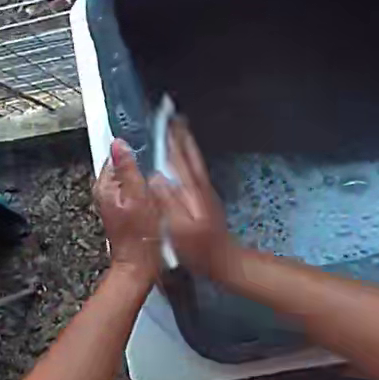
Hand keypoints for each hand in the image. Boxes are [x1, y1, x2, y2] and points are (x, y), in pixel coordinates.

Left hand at [93, 138, 160, 278]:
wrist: (140, 266)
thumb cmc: (139, 237)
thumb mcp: (137, 197)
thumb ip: (128, 169)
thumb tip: (119, 143)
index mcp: (105, 186)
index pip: (116, 155)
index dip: (134, 150)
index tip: (151, 150)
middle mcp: (106, 193)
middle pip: (124, 167)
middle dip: (141, 165)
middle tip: (158, 170)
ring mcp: (116, 203)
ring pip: (132, 179)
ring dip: (145, 179)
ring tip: (158, 185)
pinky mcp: (126, 211)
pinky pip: (136, 192)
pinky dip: (146, 191)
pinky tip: (156, 198)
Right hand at [150, 116, 238, 277]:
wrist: (224, 261)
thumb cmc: (199, 250)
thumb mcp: (178, 229)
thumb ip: (166, 202)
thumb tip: (155, 178)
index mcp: (190, 191)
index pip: (180, 158)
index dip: (173, 139)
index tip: (167, 120)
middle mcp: (199, 187)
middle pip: (190, 155)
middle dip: (182, 136)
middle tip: (175, 118)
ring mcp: (205, 193)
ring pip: (194, 162)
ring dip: (186, 146)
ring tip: (179, 132)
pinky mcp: (206, 201)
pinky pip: (195, 172)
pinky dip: (189, 160)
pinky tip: (184, 161)